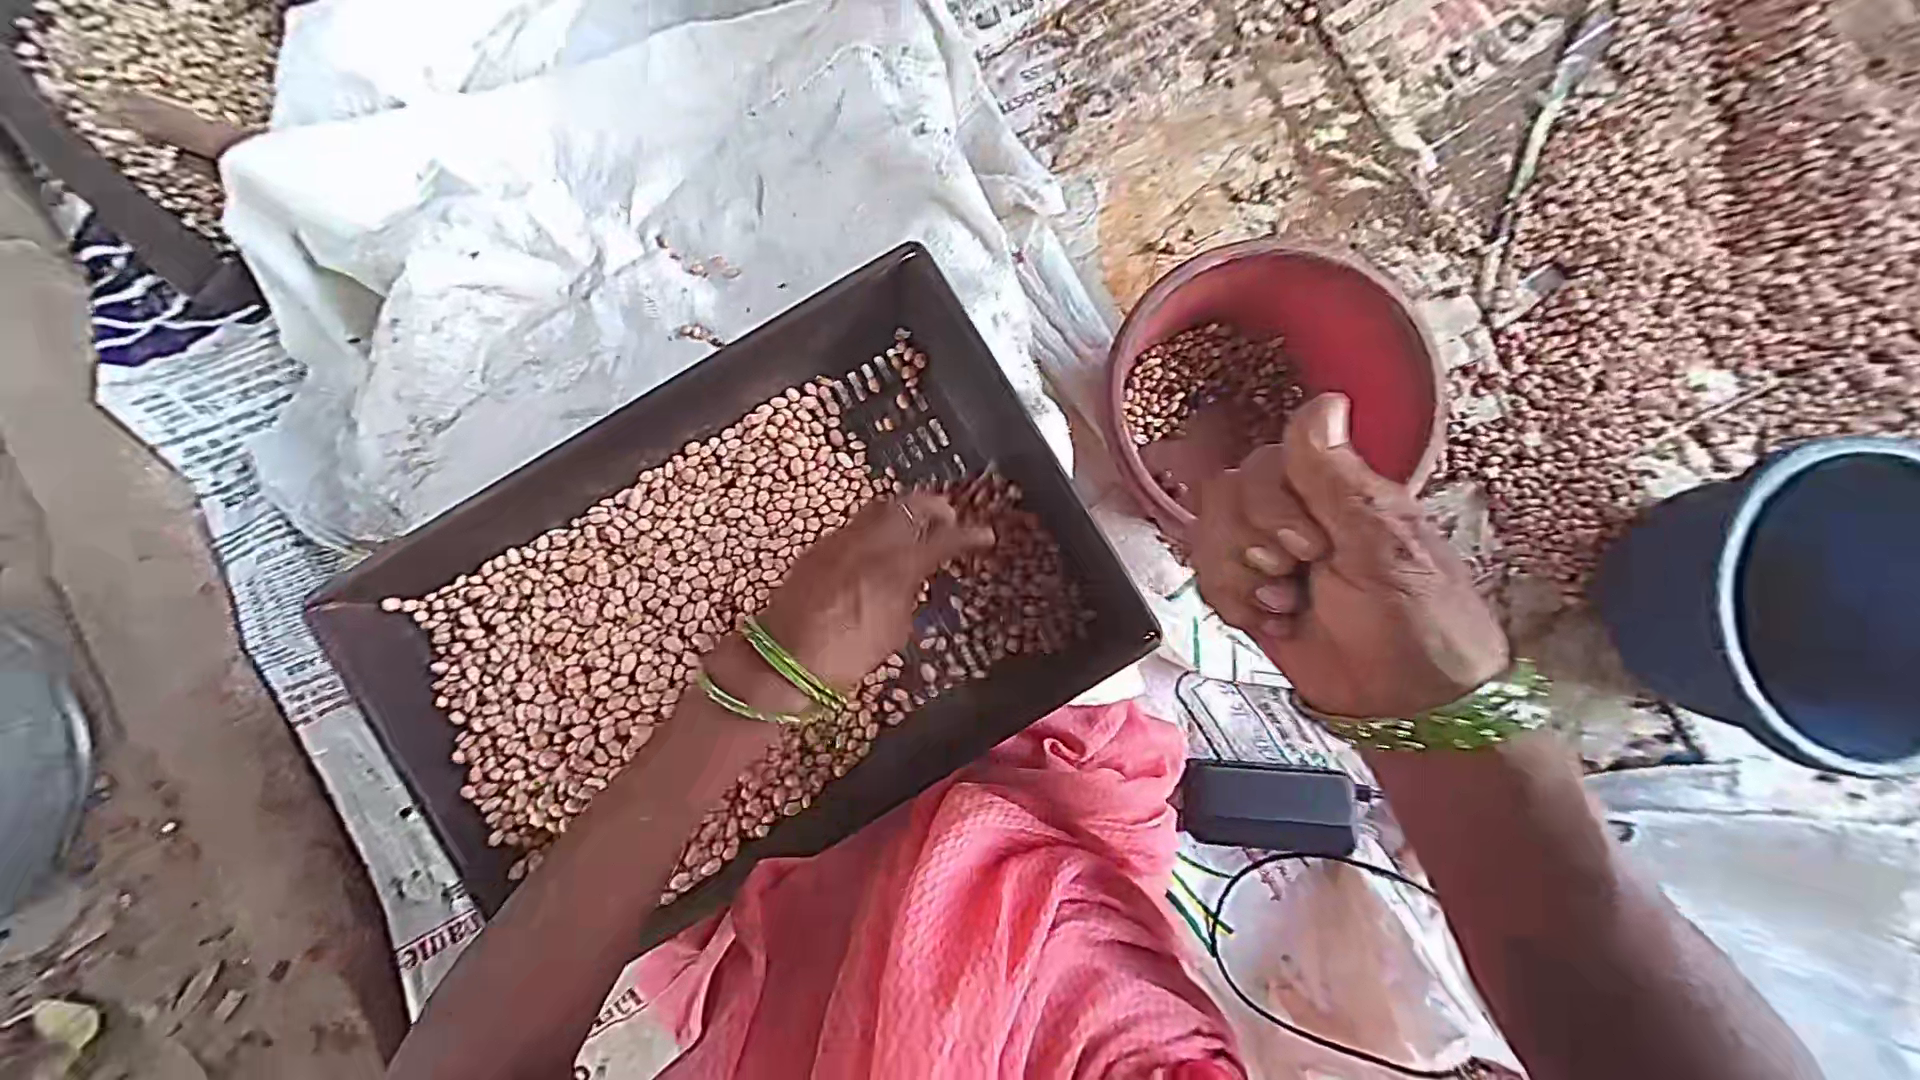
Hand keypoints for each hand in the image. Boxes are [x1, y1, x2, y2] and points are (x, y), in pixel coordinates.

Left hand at [749, 491, 994, 693]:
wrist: (782, 660)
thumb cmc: (846, 656)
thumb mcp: (893, 630)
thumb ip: (908, 595)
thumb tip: (912, 579)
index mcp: (894, 569)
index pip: (942, 540)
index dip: (968, 535)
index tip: (984, 535)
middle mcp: (869, 544)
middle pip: (909, 505)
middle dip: (935, 507)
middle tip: (949, 518)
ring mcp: (841, 541)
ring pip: (880, 508)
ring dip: (905, 511)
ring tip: (917, 526)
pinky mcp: (820, 547)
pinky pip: (857, 525)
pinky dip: (877, 527)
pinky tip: (880, 545)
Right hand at [1193, 394, 1508, 717]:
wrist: (1400, 701)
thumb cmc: (1416, 621)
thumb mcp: (1385, 544)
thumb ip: (1337, 477)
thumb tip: (1323, 403)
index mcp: (1330, 490)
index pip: (1263, 464)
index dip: (1272, 506)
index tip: (1308, 547)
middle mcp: (1290, 512)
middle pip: (1225, 495)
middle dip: (1255, 545)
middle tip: (1298, 576)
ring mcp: (1262, 551)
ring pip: (1206, 535)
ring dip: (1240, 577)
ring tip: (1286, 603)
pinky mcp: (1243, 589)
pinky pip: (1204, 575)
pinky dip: (1232, 602)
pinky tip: (1271, 618)